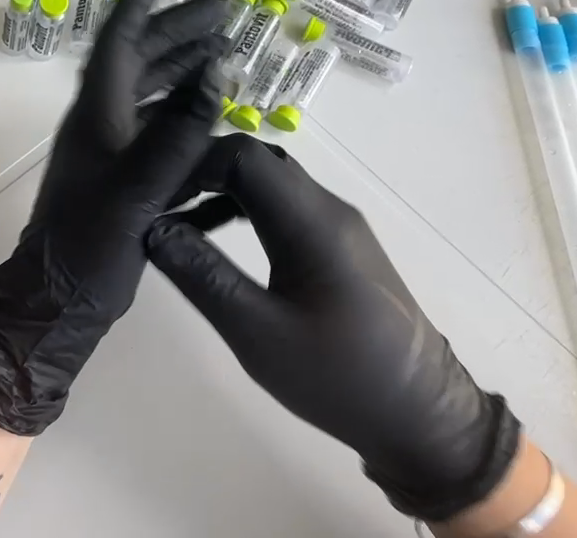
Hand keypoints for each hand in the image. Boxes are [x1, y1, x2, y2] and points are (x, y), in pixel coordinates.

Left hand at [0, 0, 228, 435]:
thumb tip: (219, 71)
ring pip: (152, 96)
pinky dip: (189, 123)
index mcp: (96, 112)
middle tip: (227, 14)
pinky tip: (222, 130)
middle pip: (141, 60)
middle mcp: (101, 122)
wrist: (56, 306)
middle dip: (181, 31)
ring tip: (228, 58)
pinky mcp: (124, 180)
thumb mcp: (137, 189)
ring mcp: (112, 152)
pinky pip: (161, 135)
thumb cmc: (86, 246)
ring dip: (186, 72)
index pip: (121, 35)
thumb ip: (178, 133)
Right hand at [145, 136, 521, 521]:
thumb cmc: (339, 379)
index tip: (151, 188)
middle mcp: (327, 207)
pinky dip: (240, 205)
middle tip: (154, 196)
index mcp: (311, 221)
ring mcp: (337, 223)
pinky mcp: (338, 242)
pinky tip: (211, 234)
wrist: (425, 420)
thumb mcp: (257, 333)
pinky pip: (281, 202)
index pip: (241, 155)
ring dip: (217, 187)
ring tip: (173, 215)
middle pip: (254, 159)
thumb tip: (151, 226)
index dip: (191, 162)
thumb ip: (201, 274)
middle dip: (198, 169)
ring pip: (267, 179)